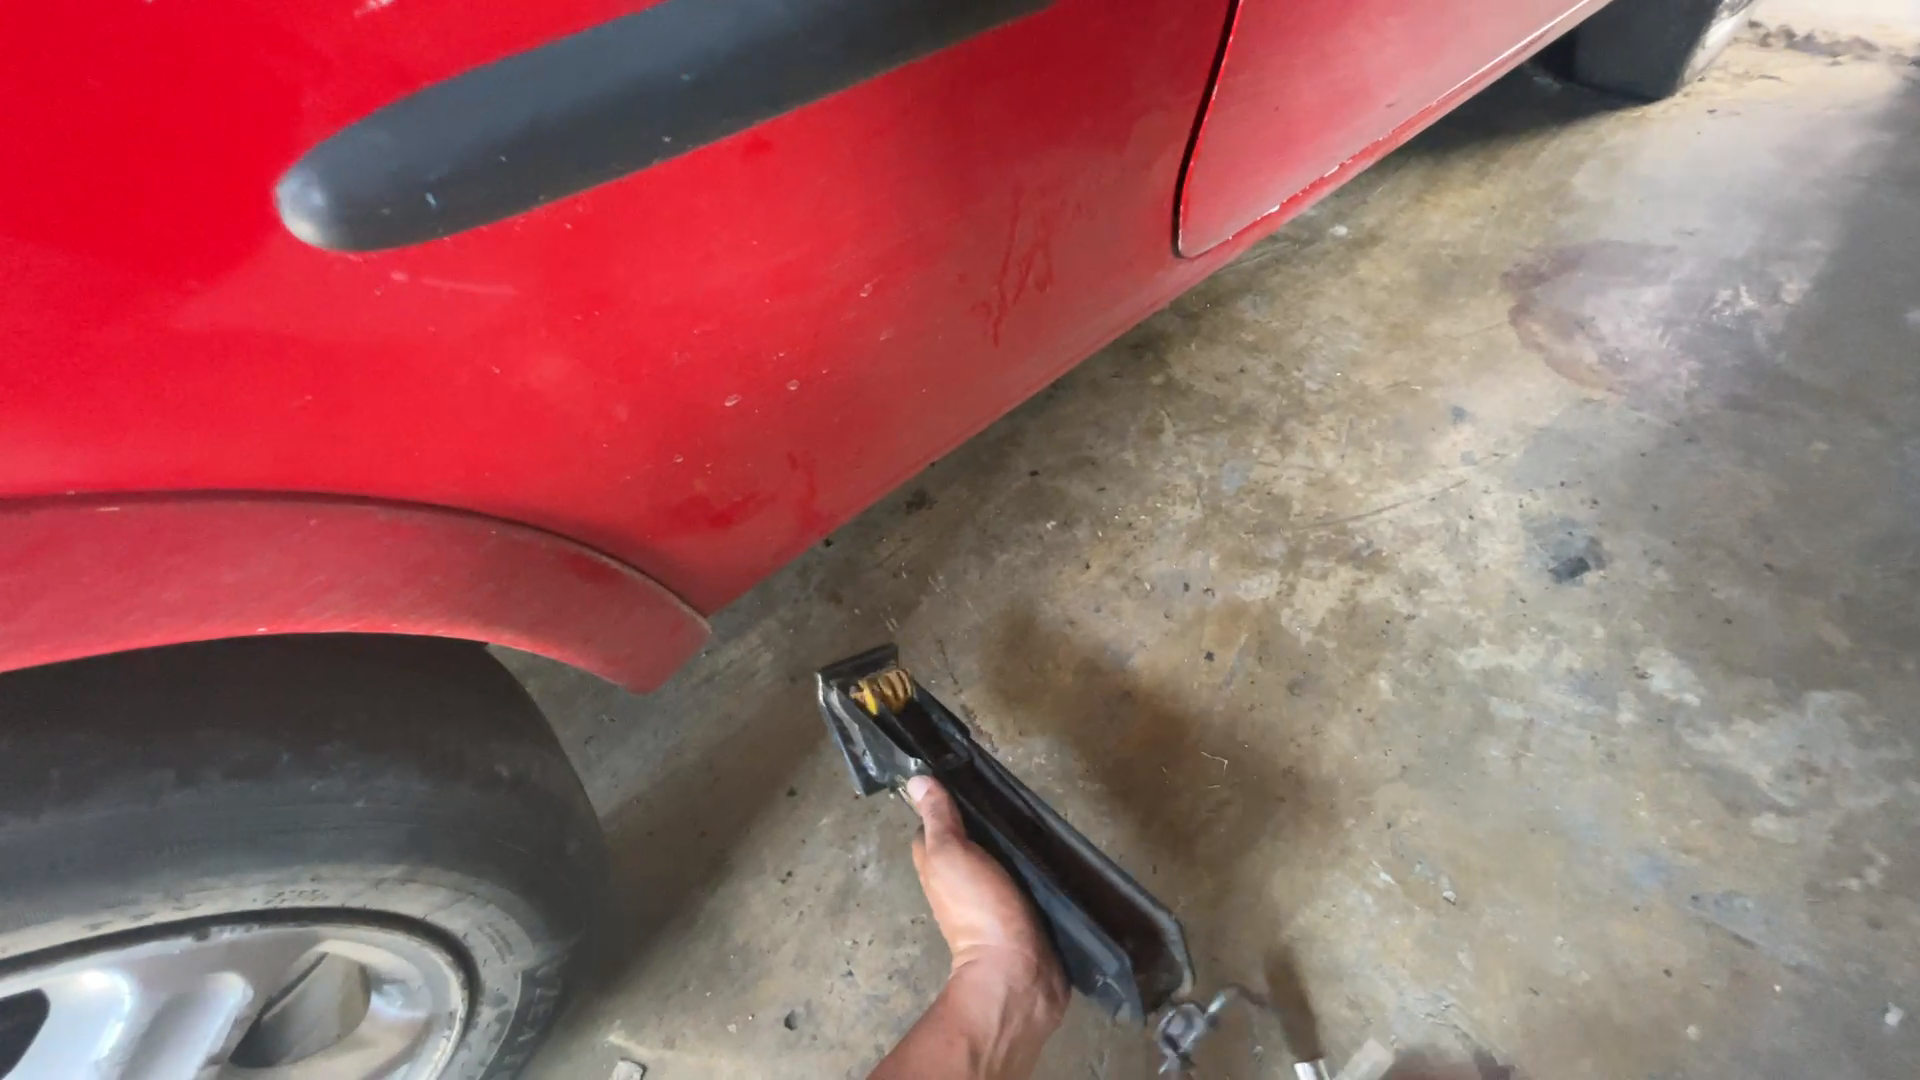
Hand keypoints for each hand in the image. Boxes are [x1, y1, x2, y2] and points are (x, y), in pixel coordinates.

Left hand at [904, 775, 1067, 1015]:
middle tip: (1008, 789)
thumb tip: (915, 779)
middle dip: (982, 815)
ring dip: (1009, 837)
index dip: (946, 799)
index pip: (934, 822)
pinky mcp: (1020, 905)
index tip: (968, 773)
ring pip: (995, 852)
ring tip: (1031, 809)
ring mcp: (989, 893)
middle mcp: (957, 877)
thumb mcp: (950, 853)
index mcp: (935, 863)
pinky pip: (1021, 872)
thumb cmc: (978, 907)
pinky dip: (1028, 859)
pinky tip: (1046, 844)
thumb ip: (938, 819)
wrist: (1018, 971)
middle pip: (966, 835)